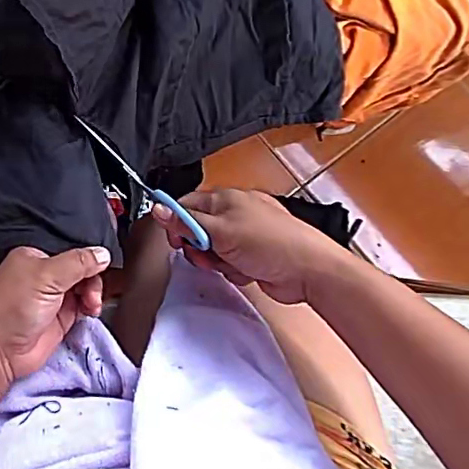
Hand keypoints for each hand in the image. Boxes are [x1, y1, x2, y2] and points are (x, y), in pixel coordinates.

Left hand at [0, 245, 108, 393]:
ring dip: (94, 291)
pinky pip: (85, 304)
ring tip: (91, 304)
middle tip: (91, 290)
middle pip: (82, 266)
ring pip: (86, 285)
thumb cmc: (12, 308)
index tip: (102, 261)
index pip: (70, 245)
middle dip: (92, 276)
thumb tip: (104, 254)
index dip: (88, 252)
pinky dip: (92, 305)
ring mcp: (54, 295)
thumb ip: (77, 262)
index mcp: (36, 255)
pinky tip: (91, 310)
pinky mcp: (62, 316)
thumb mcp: (46, 276)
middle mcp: (45, 272)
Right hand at [151, 188, 357, 304]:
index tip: (174, 239)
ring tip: (232, 263)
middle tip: (209, 254)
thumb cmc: (274, 242)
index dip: (176, 223)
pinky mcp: (252, 256)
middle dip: (199, 247)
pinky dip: (233, 270)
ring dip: (217, 262)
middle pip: (197, 230)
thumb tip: (160, 209)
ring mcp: (245, 235)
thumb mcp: (220, 232)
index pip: (187, 204)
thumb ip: (187, 223)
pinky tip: (246, 270)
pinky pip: (228, 264)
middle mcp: (235, 213)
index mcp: (226, 198)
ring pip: (212, 251)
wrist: (309, 270)